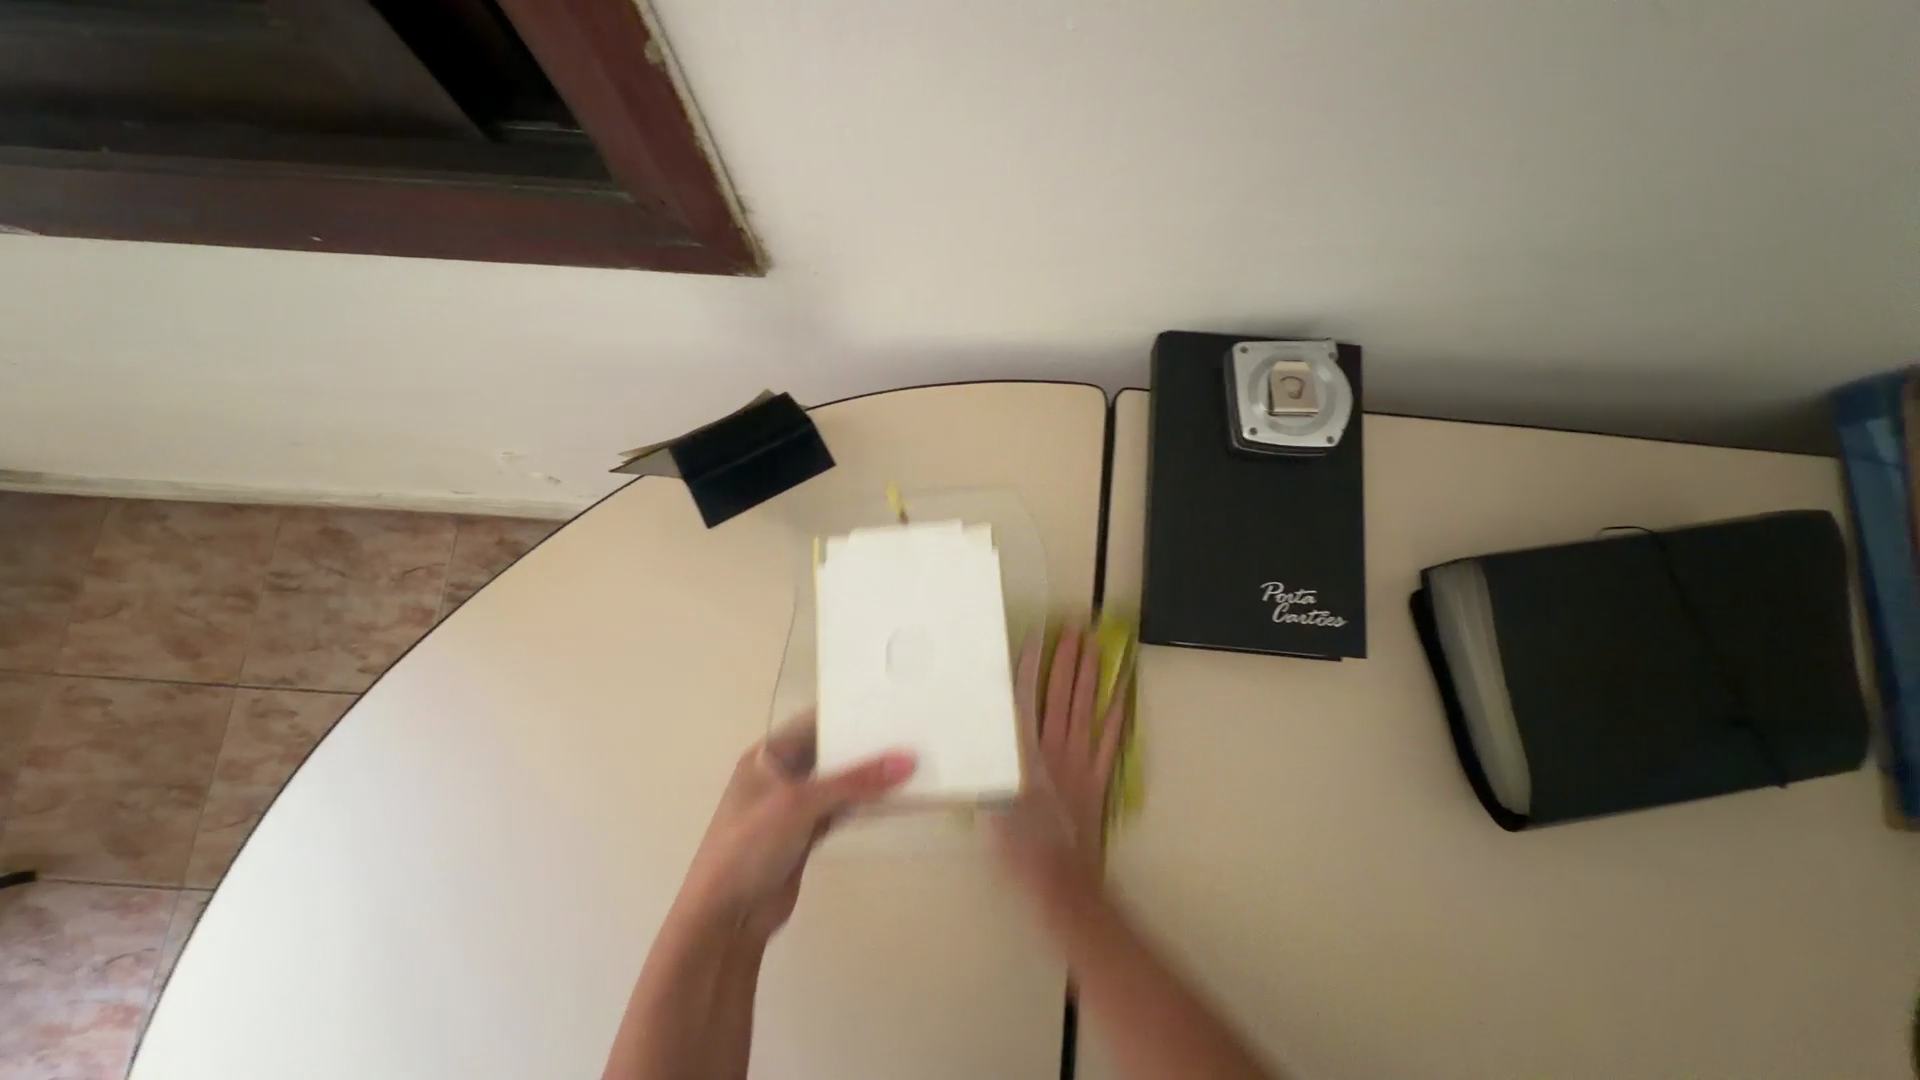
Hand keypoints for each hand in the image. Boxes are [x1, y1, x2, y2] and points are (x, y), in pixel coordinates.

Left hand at [678, 714, 915, 938]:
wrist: (726, 916)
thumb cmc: (751, 845)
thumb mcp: (801, 804)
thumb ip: (855, 781)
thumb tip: (908, 760)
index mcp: (767, 755)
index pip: (813, 722)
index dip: (847, 711)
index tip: (889, 702)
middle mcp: (780, 775)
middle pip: (828, 751)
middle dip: (863, 744)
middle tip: (908, 730)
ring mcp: (793, 806)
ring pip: (838, 782)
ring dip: (867, 777)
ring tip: (910, 759)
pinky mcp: (805, 834)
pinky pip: (841, 809)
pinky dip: (863, 804)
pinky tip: (892, 798)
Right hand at [990, 624, 1128, 912]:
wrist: (1059, 880)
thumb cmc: (1016, 848)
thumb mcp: (987, 806)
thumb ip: (985, 771)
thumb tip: (974, 742)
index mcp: (1022, 754)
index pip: (1025, 700)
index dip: (1030, 668)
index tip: (1035, 639)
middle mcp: (1053, 750)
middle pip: (1060, 697)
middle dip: (1066, 663)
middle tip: (1073, 632)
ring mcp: (1080, 763)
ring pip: (1085, 711)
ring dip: (1090, 679)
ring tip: (1095, 650)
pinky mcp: (1098, 779)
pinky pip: (1110, 743)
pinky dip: (1117, 718)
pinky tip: (1122, 696)